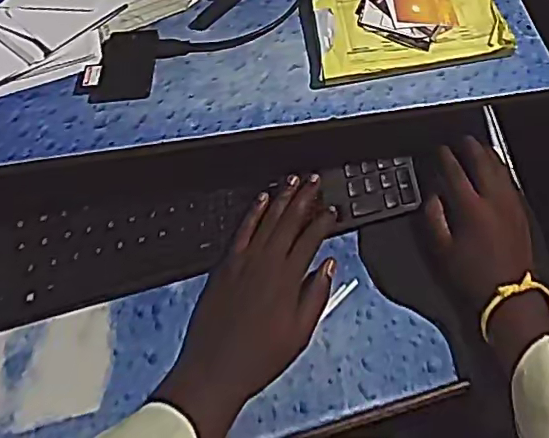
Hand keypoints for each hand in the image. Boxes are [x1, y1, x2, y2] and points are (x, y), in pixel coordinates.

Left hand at [153, 175, 336, 436]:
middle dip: (305, 197)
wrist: (215, 368)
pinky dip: (254, 210)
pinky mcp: (227, 262)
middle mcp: (267, 263)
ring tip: (293, 180)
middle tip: (314, 181)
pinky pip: (243, 228)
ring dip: (282, 196)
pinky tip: (261, 198)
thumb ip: (317, 295)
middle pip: (290, 220)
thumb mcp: (299, 333)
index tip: (332, 212)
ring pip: (268, 218)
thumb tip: (328, 267)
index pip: (311, 239)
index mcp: (288, 279)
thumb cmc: (258, 357)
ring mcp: (245, 259)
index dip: (324, 221)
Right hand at [423, 137, 548, 370]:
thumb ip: (434, 218)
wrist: (511, 299)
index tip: (440, 150)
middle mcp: (492, 201)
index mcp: (470, 208)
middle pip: (481, 162)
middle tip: (461, 140)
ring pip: (500, 169)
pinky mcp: (521, 213)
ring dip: (488, 154)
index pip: (455, 171)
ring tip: (479, 147)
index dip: (445, 157)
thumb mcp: (443, 251)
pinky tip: (497, 168)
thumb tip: (432, 197)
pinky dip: (501, 168)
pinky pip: (510, 181)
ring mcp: (510, 205)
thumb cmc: (475, 278)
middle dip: (469, 147)